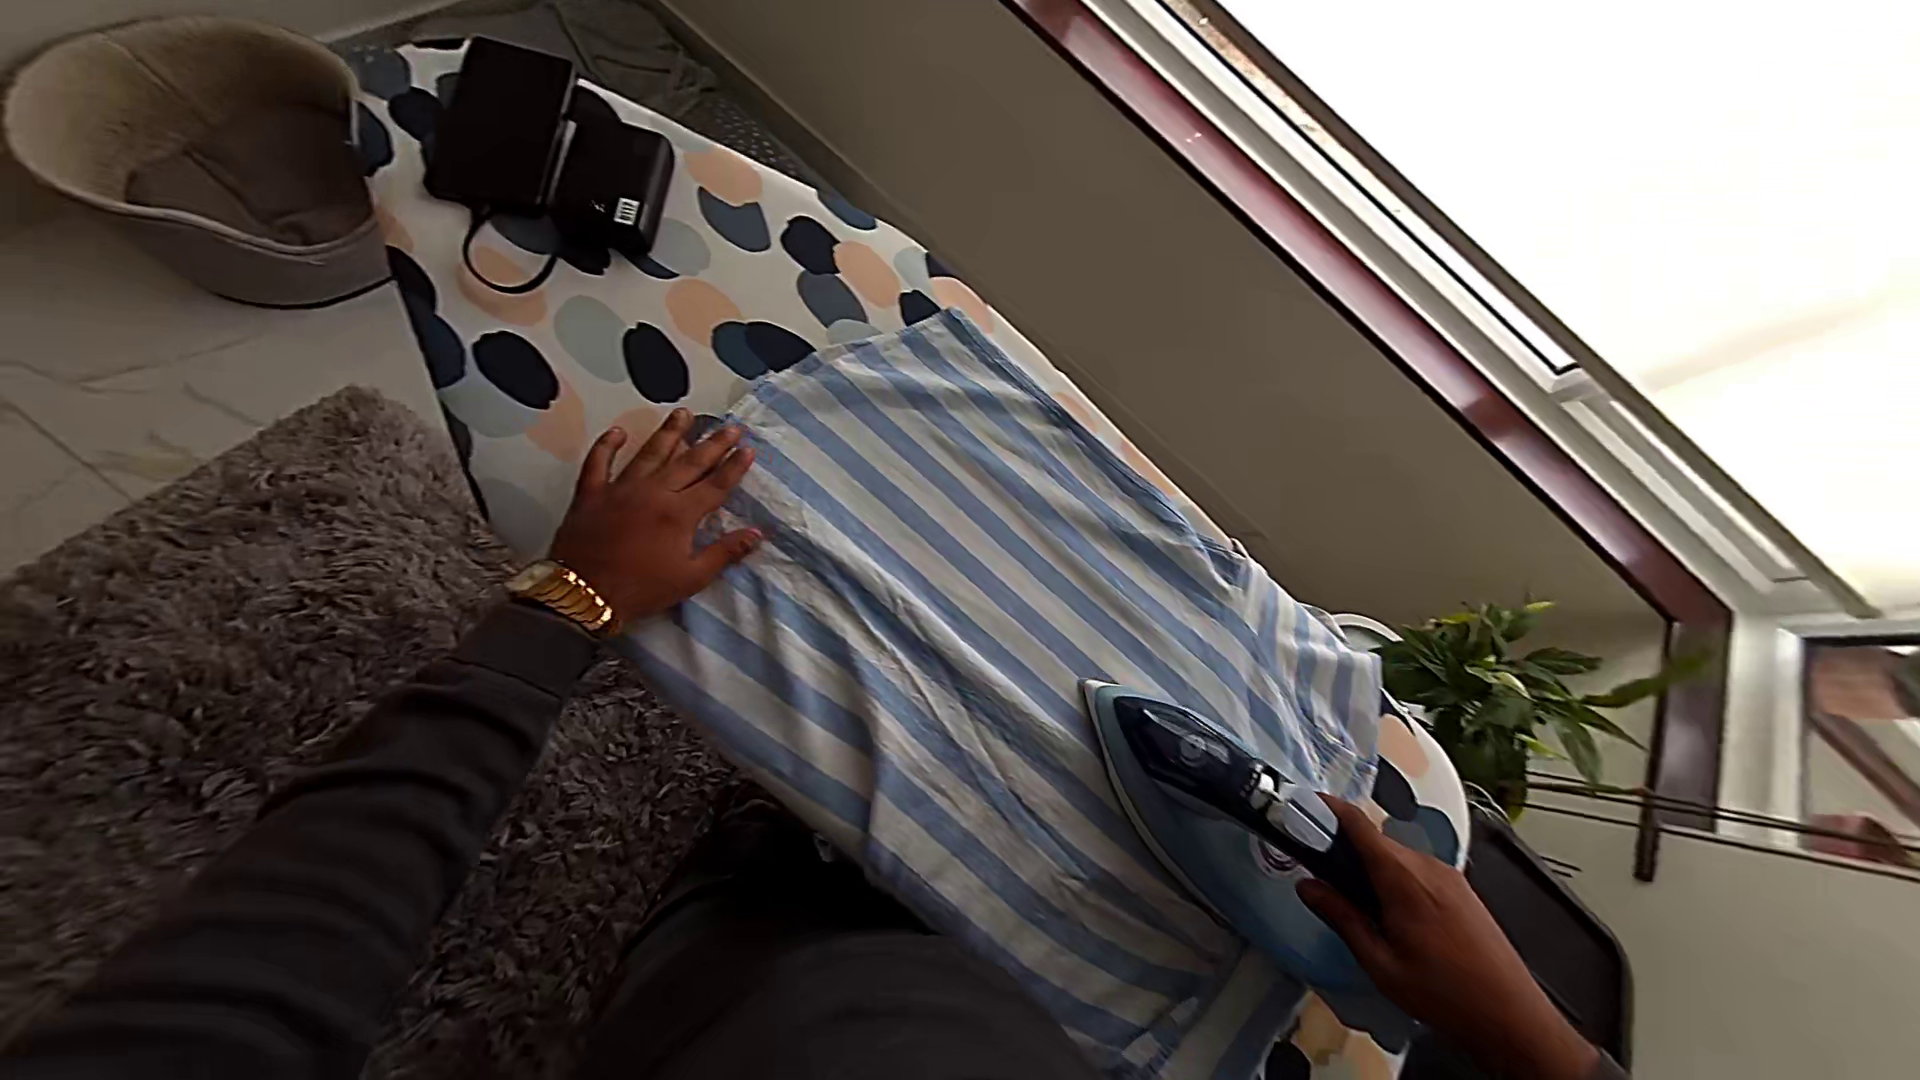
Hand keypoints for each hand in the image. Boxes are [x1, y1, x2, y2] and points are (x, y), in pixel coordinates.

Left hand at [547, 409, 760, 624]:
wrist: (583, 594)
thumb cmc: (643, 588)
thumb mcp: (692, 577)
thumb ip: (725, 552)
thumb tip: (757, 533)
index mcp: (680, 513)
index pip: (716, 484)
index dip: (735, 466)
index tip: (749, 448)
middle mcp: (654, 492)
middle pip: (690, 462)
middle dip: (714, 443)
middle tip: (731, 426)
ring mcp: (621, 489)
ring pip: (650, 453)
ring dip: (670, 432)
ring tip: (684, 413)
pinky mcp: (592, 494)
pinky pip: (599, 463)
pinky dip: (608, 446)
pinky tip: (619, 432)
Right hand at [1298, 796, 1598, 1079]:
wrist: (1520, 1025)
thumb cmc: (1447, 996)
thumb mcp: (1381, 964)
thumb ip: (1341, 918)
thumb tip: (1306, 886)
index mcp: (1402, 877)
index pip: (1357, 822)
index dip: (1326, 807)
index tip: (1302, 807)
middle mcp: (1427, 866)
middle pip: (1373, 838)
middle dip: (1345, 848)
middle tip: (1323, 871)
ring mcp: (1449, 876)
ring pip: (1395, 854)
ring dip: (1371, 865)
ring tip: (1360, 900)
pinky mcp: (1462, 889)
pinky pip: (1417, 868)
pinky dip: (1395, 876)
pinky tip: (1393, 911)